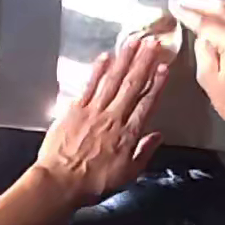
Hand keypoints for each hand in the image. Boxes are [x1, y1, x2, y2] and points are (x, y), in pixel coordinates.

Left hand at [33, 35, 170, 203]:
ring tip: (134, 41)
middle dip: (144, 62)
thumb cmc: (93, 183)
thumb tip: (158, 135)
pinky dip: (98, 70)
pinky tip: (106, 56)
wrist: (60, 182)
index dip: (157, 83)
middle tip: (153, 43)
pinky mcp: (75, 109)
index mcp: (128, 134)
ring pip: (113, 80)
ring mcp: (93, 111)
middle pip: (132, 85)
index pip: (147, 103)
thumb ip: (144, 153)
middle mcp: (113, 118)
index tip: (164, 67)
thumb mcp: (127, 175)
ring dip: (124, 59)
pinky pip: (89, 85)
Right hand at [168, 0, 224, 141]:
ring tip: (199, 1)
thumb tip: (202, 35)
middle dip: (200, 3)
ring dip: (218, 2)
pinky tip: (224, 8)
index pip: (207, 22)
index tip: (173, 5)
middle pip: (224, 9)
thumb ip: (203, 52)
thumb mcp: (208, 80)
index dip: (188, 13)